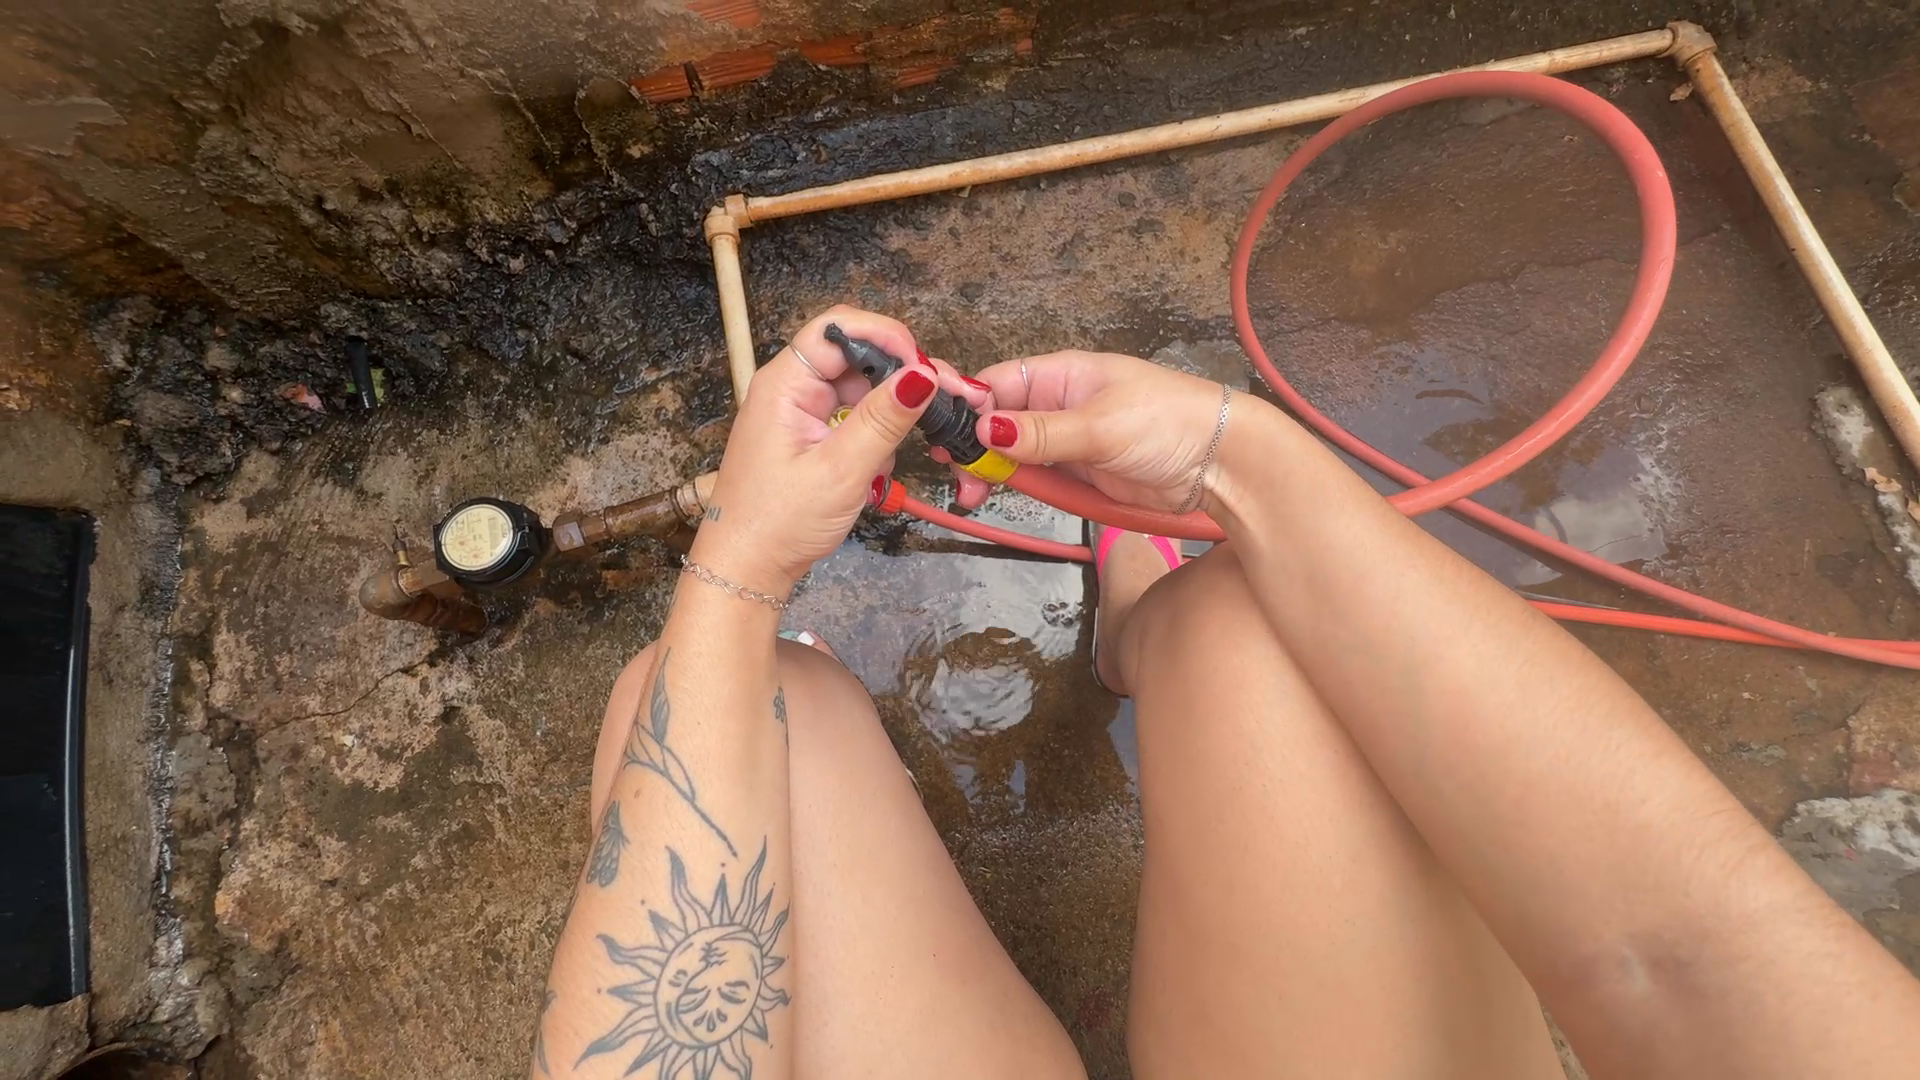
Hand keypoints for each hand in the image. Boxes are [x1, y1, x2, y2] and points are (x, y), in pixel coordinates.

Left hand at [689, 305, 982, 592]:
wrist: (748, 569)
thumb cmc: (780, 523)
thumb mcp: (841, 471)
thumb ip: (884, 421)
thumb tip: (925, 375)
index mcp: (785, 384)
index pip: (837, 328)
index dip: (884, 335)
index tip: (925, 365)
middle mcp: (792, 389)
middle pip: (855, 357)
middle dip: (899, 376)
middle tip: (945, 399)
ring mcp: (801, 414)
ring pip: (860, 390)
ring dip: (889, 414)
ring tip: (903, 447)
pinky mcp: (810, 437)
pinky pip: (853, 419)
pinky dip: (875, 437)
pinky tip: (879, 466)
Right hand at [960, 351, 1237, 512]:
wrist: (1218, 464)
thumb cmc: (1165, 423)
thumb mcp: (1100, 425)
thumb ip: (1041, 433)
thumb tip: (985, 429)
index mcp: (1060, 375)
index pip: (997, 383)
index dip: (967, 406)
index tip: (945, 436)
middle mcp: (1056, 404)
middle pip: (996, 421)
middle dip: (973, 446)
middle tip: (958, 477)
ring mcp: (1063, 440)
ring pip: (1009, 452)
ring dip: (988, 470)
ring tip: (972, 494)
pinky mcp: (1075, 472)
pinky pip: (1033, 475)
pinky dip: (1013, 485)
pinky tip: (994, 495)